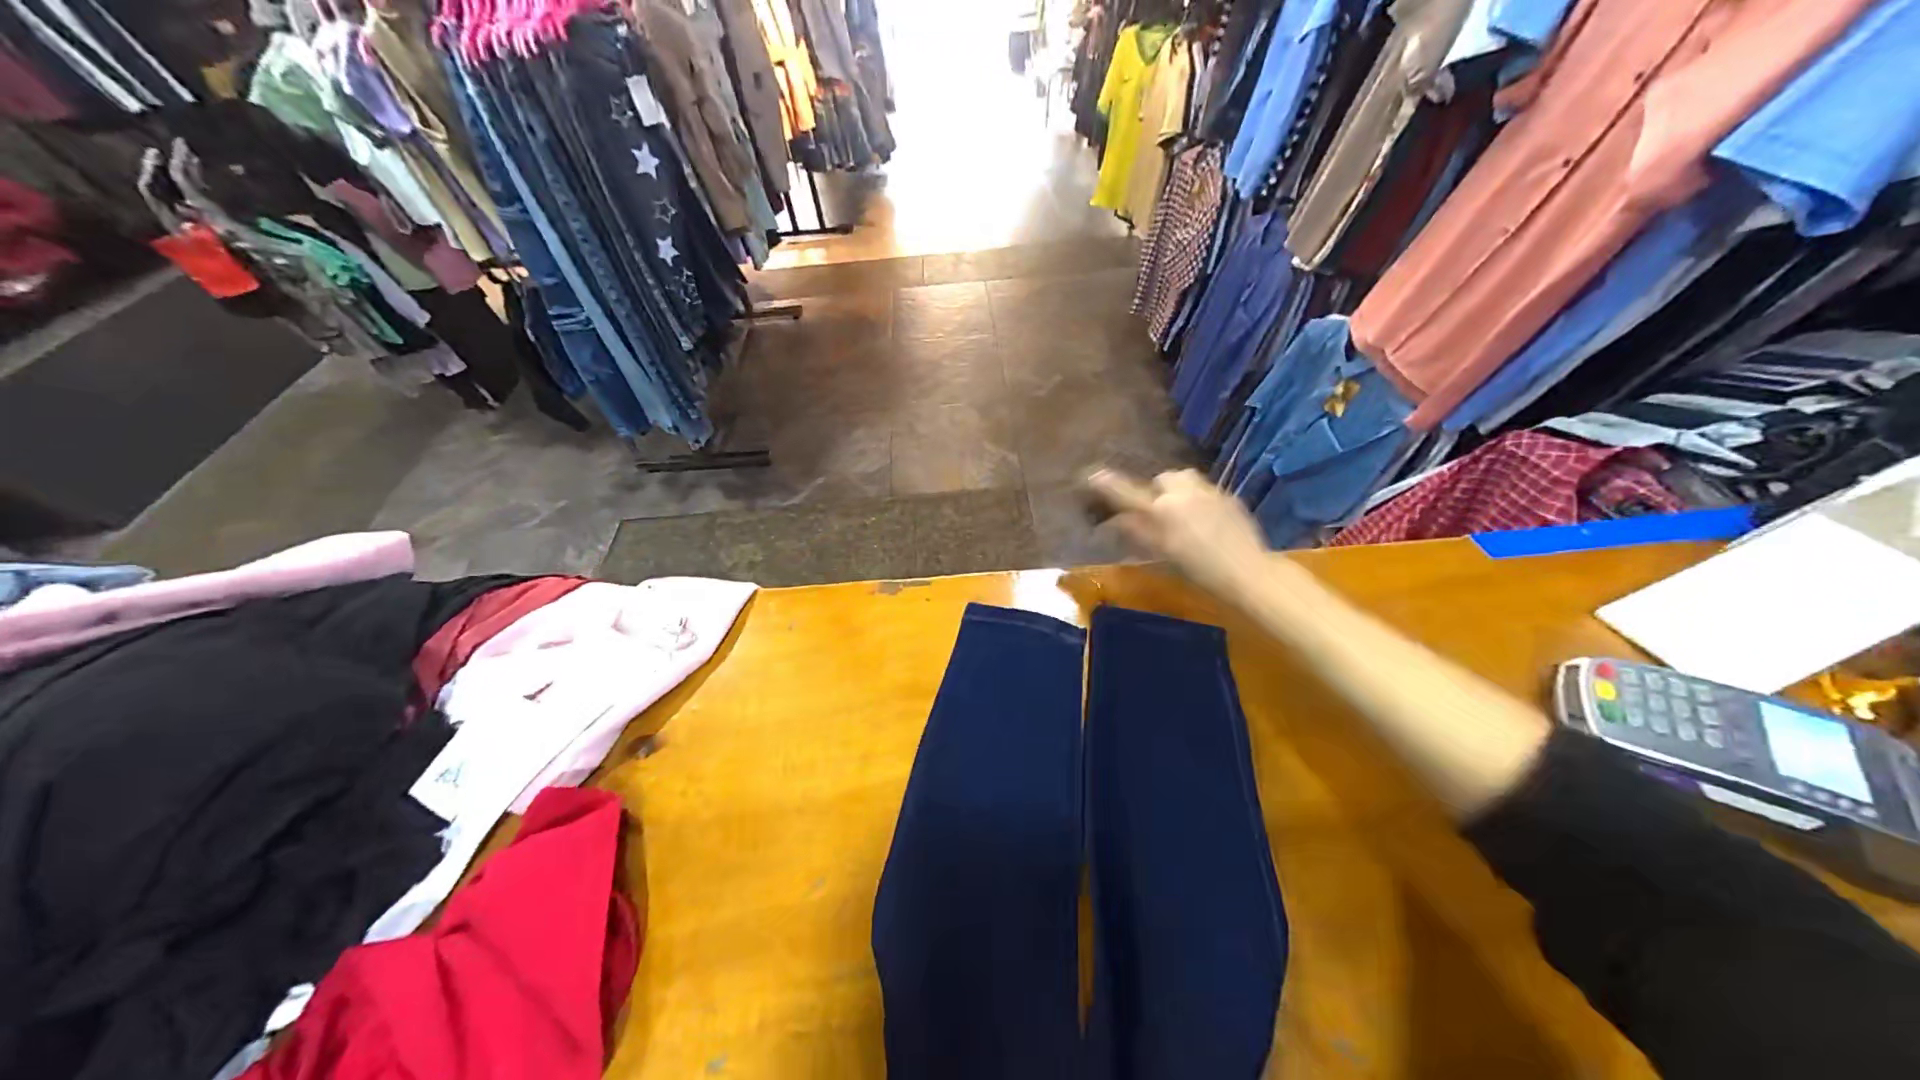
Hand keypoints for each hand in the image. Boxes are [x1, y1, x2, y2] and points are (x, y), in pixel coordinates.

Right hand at [1084, 468, 1271, 596]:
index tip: (1093, 475)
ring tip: (1182, 511)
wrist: (1248, 572)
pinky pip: (1207, 490)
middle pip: (1163, 479)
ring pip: (1187, 480)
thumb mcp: (1163, 554)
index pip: (1128, 493)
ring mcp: (1210, 492)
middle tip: (1159, 512)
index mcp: (1162, 509)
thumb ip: (1139, 532)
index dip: (1110, 484)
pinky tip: (1206, 521)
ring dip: (1179, 490)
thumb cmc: (1199, 570)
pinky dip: (1200, 499)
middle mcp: (1184, 493)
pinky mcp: (1230, 497)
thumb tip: (1117, 519)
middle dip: (1158, 490)